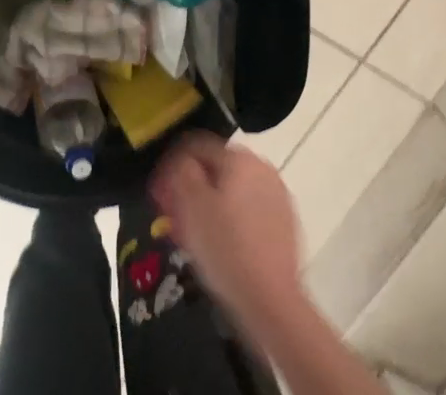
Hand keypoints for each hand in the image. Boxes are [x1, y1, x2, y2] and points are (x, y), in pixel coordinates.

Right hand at [150, 132, 302, 320]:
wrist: (269, 298)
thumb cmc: (224, 248)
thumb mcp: (191, 205)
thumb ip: (182, 171)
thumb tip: (182, 161)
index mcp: (240, 159)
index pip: (197, 146)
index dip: (172, 166)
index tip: (159, 193)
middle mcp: (263, 168)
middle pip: (217, 168)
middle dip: (193, 185)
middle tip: (175, 213)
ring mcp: (278, 195)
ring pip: (234, 189)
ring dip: (212, 201)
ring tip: (195, 230)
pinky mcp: (285, 221)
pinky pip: (249, 208)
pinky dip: (232, 217)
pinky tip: (221, 242)